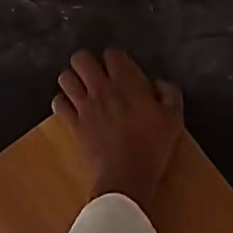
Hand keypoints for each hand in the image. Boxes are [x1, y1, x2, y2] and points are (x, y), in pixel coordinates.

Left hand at [51, 49, 183, 207]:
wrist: (126, 178)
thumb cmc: (152, 148)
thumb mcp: (174, 119)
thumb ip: (170, 94)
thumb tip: (159, 84)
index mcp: (127, 84)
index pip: (112, 54)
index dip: (114, 57)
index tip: (119, 68)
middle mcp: (102, 89)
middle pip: (81, 59)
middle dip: (86, 62)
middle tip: (95, 73)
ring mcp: (84, 107)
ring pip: (65, 78)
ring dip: (72, 79)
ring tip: (81, 88)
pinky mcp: (73, 124)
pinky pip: (58, 104)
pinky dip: (62, 102)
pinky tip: (72, 108)